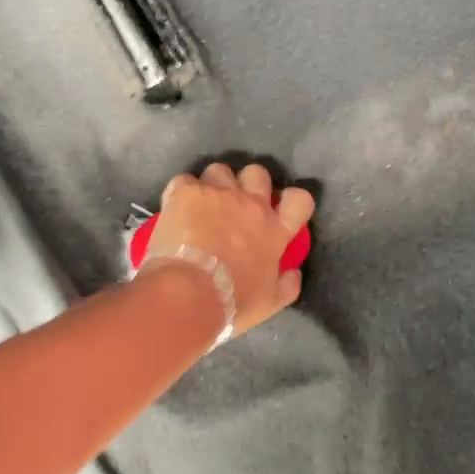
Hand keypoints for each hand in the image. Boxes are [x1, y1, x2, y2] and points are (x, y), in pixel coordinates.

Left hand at [145, 162, 315, 334]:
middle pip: (257, 173)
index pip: (299, 200)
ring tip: (200, 205)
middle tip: (235, 204)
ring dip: (213, 186)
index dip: (291, 200)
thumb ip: (287, 286)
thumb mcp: (269, 303)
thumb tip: (295, 273)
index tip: (279, 209)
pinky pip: (184, 181)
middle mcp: (250, 204)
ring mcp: (217, 193)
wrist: (188, 293)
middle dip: (247, 183)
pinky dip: (180, 193)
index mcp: (274, 230)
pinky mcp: (186, 192)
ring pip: (220, 170)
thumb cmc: (232, 301)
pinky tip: (175, 209)